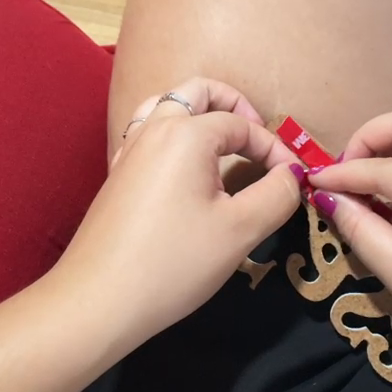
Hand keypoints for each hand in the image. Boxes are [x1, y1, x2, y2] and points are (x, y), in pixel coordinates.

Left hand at [54, 78, 304, 345]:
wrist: (98, 299)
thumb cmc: (174, 262)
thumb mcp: (240, 231)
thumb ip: (276, 195)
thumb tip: (292, 175)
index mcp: (186, 134)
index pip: (241, 125)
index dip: (274, 148)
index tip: (293, 179)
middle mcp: (154, 128)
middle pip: (197, 92)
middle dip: (234, 105)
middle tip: (256, 137)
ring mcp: (130, 149)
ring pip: (166, 104)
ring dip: (198, 112)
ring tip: (222, 142)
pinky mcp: (117, 173)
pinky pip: (147, 131)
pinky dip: (172, 133)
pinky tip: (184, 167)